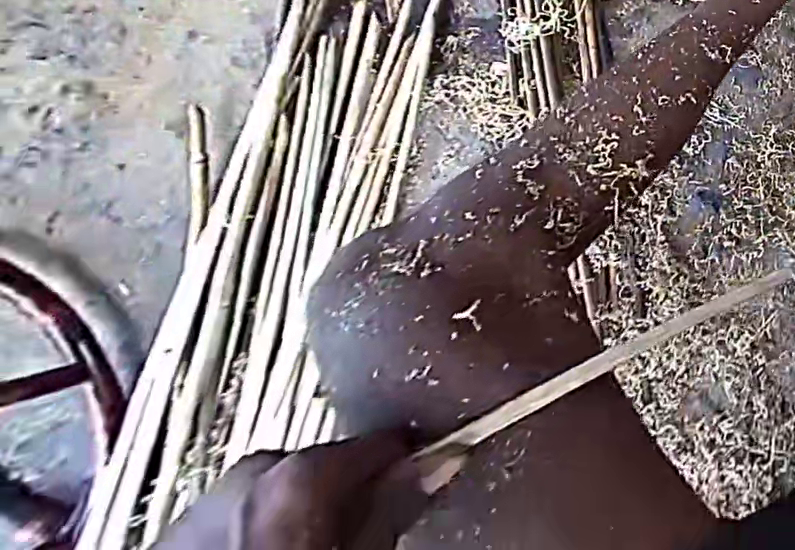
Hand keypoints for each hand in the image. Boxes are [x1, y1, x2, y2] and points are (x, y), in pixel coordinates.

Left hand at [153, 432, 426, 549]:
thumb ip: (395, 508)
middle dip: (347, 496)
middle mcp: (256, 471)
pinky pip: (234, 523)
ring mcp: (201, 507)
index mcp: (306, 469)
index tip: (418, 492)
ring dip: (298, 520)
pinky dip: (255, 538)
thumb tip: (442, 459)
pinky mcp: (164, 539)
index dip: (409, 467)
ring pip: (278, 496)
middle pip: (331, 466)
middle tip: (354, 539)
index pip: (389, 444)